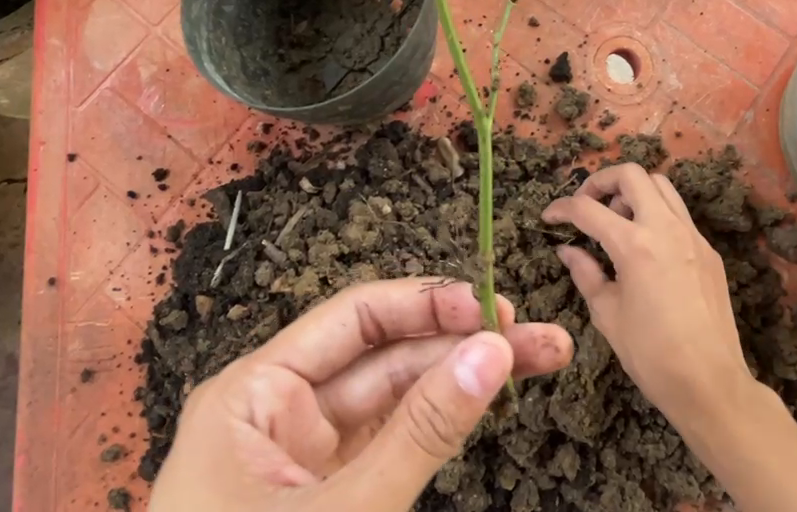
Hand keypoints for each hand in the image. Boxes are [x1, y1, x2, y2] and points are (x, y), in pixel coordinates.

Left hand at [149, 277, 572, 511]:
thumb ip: (418, 433)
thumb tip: (492, 352)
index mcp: (254, 393)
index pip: (354, 320)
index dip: (426, 304)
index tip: (492, 305)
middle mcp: (281, 411)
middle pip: (384, 356)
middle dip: (461, 342)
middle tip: (538, 335)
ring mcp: (308, 458)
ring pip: (396, 400)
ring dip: (463, 380)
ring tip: (542, 356)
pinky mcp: (332, 497)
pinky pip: (391, 444)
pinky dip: (439, 425)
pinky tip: (485, 400)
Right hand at [541, 163, 749, 419]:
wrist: (711, 384)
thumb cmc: (651, 355)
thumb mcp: (607, 315)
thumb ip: (586, 274)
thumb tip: (568, 250)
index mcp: (634, 245)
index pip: (588, 208)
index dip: (562, 208)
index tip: (549, 217)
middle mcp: (666, 228)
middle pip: (631, 174)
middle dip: (602, 182)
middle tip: (587, 206)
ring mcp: (693, 236)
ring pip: (661, 185)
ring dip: (634, 192)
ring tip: (618, 222)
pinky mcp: (709, 251)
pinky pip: (679, 214)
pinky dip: (656, 215)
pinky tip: (646, 248)